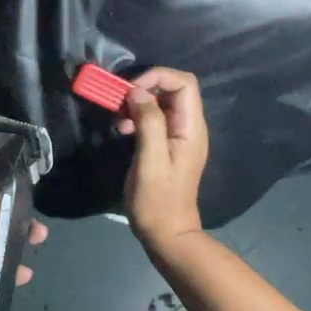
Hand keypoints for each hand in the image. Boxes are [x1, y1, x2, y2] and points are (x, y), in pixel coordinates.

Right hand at [117, 68, 209, 247]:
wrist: (166, 234)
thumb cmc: (158, 200)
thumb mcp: (150, 161)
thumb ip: (148, 123)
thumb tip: (138, 93)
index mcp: (191, 128)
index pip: (184, 83)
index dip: (158, 77)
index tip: (131, 90)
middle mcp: (190, 127)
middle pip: (173, 89)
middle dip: (145, 89)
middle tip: (120, 104)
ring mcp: (180, 137)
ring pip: (161, 103)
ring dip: (138, 104)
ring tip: (119, 121)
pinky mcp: (168, 145)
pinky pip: (155, 119)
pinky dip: (137, 118)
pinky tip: (123, 131)